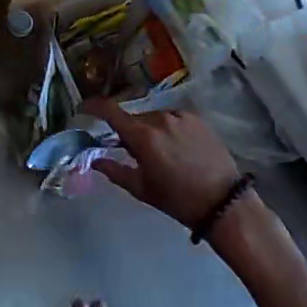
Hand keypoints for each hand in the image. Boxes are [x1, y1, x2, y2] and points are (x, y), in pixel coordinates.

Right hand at [84, 98, 242, 228]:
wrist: (223, 201)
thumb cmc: (178, 199)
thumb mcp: (142, 189)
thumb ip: (115, 171)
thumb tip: (95, 160)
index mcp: (143, 136)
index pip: (111, 111)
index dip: (93, 105)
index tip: (83, 107)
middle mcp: (160, 118)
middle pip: (134, 118)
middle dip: (127, 131)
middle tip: (130, 152)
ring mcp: (180, 115)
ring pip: (153, 118)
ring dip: (148, 130)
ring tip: (158, 153)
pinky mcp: (196, 118)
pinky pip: (172, 118)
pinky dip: (167, 129)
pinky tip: (176, 148)